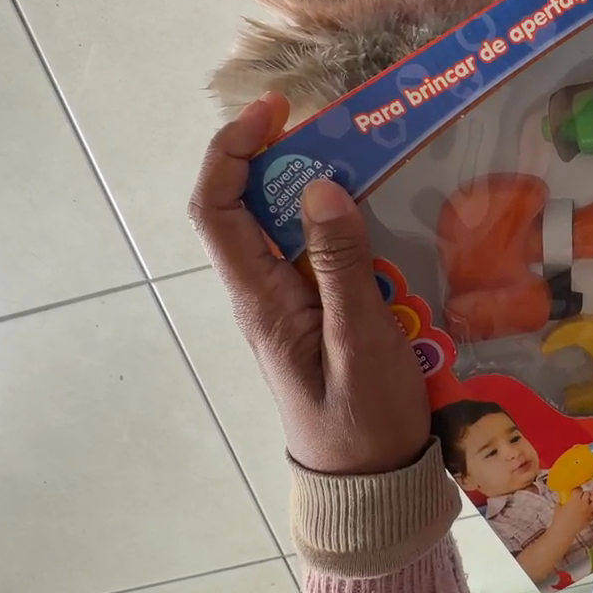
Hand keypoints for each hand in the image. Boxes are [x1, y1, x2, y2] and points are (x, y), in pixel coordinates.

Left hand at [189, 92, 430, 475]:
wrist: (370, 481)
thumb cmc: (363, 418)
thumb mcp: (361, 341)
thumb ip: (342, 265)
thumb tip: (320, 185)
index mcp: (262, 299)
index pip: (219, 209)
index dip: (233, 151)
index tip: (275, 111)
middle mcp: (265, 292)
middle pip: (245, 206)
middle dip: (273, 154)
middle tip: (330, 124)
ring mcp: (290, 300)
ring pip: (281, 225)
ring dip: (306, 180)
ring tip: (358, 154)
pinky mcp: (317, 308)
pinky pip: (314, 247)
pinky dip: (334, 215)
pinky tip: (373, 208)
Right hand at [550, 489, 592, 534]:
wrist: (563, 532)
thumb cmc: (559, 519)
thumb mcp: (558, 507)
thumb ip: (562, 501)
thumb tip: (563, 499)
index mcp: (574, 499)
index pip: (579, 489)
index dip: (577, 491)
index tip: (575, 493)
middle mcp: (583, 503)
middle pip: (588, 493)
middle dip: (585, 494)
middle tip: (582, 498)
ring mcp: (588, 511)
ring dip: (591, 502)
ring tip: (587, 504)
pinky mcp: (590, 518)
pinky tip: (592, 512)